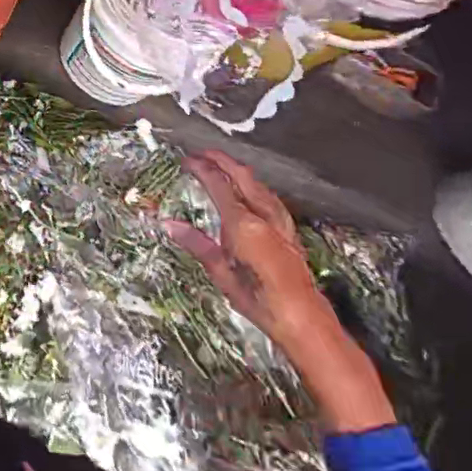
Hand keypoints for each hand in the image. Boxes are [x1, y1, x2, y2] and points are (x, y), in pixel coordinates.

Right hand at [165, 151, 395, 433]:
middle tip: (202, 154)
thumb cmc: (259, 300)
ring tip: (221, 165)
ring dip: (237, 168)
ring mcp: (278, 218)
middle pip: (240, 173)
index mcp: (243, 223)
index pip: (218, 184)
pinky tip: (249, 188)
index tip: (187, 160)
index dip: (201, 168)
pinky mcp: (288, 225)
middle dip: (220, 159)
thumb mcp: (222, 274)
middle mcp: (262, 213)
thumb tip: (169, 225)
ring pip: (256, 181)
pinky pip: (267, 193)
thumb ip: (196, 244)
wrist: (302, 317)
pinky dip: (252, 183)